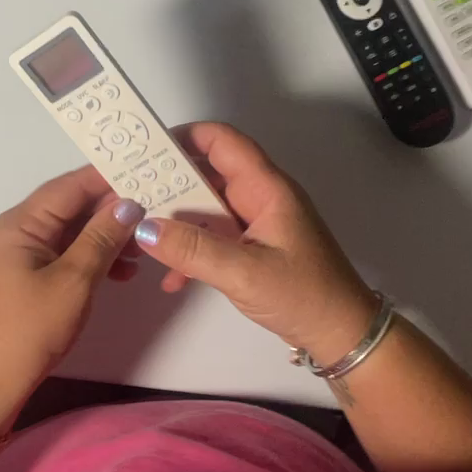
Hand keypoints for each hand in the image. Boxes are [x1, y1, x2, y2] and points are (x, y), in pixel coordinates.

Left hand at [0, 165, 143, 418]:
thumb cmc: (30, 327)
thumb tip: (129, 204)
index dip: (107, 179)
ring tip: (143, 249)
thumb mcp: (73, 280)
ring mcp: (26, 254)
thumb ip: (102, 238)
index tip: (146, 174)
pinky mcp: (33, 276)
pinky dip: (96, 258)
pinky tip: (125, 271)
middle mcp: (20, 231)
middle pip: (72, 206)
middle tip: (155, 211)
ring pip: (74, 231)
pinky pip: (69, 254)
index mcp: (21, 224)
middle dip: (112, 209)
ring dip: (108, 236)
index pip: (69, 186)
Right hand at [132, 122, 376, 360]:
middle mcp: (259, 198)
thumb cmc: (303, 295)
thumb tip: (143, 227)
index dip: (186, 136)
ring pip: (206, 208)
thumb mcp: (244, 272)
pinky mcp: (252, 249)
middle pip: (208, 174)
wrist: (342, 334)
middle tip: (129, 192)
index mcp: (266, 189)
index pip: (224, 142)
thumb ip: (193, 250)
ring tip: (139, 234)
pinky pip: (213, 238)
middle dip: (169, 181)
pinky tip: (171, 279)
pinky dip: (191, 252)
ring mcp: (255, 224)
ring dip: (175, 221)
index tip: (147, 148)